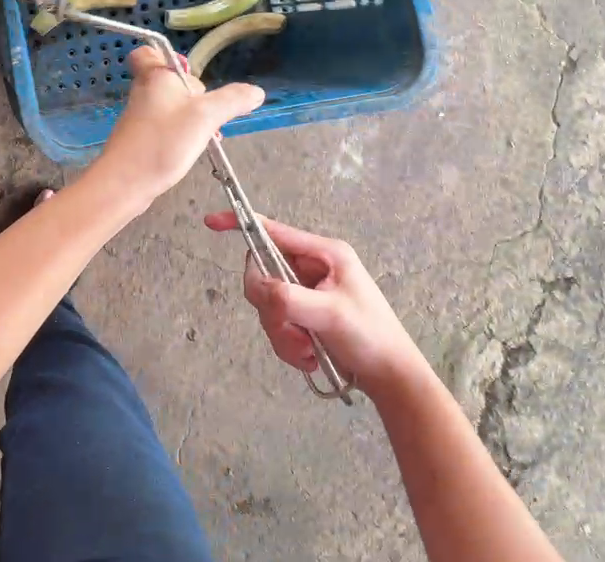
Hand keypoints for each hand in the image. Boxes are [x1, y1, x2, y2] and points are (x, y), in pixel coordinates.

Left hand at [86, 45, 263, 202]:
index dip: (167, 58)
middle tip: (209, 113)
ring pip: (172, 106)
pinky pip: (167, 126)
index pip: (148, 52)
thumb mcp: (206, 117)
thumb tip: (256, 91)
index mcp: (155, 76)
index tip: (188, 73)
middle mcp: (145, 91)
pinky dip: (183, 134)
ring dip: (193, 118)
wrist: (124, 182)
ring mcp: (141, 116)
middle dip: (195, 95)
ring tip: (210, 134)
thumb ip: (231, 100)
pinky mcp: (141, 137)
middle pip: (172, 82)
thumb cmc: (163, 142)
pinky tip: (195, 149)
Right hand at [202, 214, 426, 400]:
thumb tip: (256, 289)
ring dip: (281, 331)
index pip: (272, 231)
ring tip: (306, 351)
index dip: (240, 224)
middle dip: (271, 308)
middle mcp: (312, 268)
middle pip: (263, 275)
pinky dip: (287, 343)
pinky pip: (275, 322)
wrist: (393, 381)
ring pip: (267, 303)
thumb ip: (288, 298)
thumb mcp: (330, 315)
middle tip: (289, 330)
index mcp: (324, 254)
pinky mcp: (304, 314)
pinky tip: (309, 356)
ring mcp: (307, 292)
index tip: (211, 223)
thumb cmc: (371, 339)